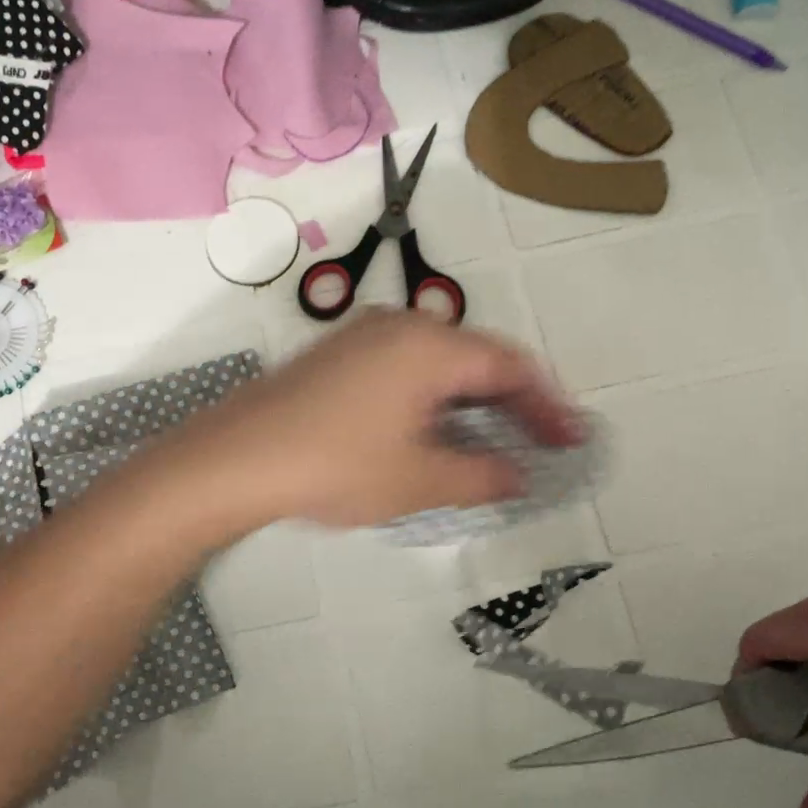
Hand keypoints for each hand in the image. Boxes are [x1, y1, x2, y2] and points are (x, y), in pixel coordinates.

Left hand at [164, 311, 582, 529]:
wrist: (235, 458)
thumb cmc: (335, 466)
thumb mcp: (418, 480)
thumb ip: (481, 475)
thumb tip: (519, 474)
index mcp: (430, 346)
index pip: (510, 366)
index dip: (548, 404)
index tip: (572, 439)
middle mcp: (399, 327)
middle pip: (476, 357)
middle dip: (512, 401)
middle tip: (540, 442)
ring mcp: (361, 338)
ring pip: (437, 363)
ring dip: (471, 400)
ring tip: (493, 442)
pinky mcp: (334, 357)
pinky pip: (403, 369)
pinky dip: (432, 397)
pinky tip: (431, 431)